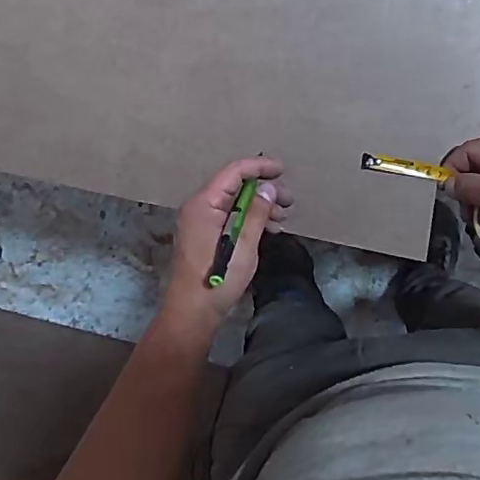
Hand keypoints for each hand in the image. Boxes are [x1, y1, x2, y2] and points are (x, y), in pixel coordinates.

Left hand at [161, 156, 291, 329]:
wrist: (192, 312)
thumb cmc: (217, 278)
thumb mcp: (244, 244)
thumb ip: (257, 212)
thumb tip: (269, 188)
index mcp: (204, 204)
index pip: (234, 172)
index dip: (259, 167)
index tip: (282, 170)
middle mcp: (199, 207)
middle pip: (234, 185)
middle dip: (263, 188)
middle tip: (288, 201)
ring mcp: (200, 221)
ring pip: (234, 201)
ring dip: (259, 204)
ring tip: (281, 217)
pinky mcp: (204, 234)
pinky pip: (230, 215)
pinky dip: (250, 217)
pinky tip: (267, 229)